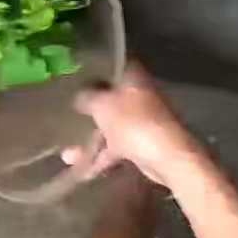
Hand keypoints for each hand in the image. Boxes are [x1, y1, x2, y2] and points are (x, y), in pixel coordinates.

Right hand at [61, 63, 213, 186]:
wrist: (168, 159)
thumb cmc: (133, 123)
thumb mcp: (100, 105)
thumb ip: (87, 97)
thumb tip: (79, 95)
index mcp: (134, 80)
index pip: (116, 66)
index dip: (98, 69)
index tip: (79, 76)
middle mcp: (141, 96)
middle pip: (112, 98)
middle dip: (91, 110)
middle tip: (71, 114)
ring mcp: (145, 122)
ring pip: (113, 127)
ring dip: (92, 140)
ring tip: (68, 156)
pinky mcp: (146, 145)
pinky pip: (119, 148)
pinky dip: (103, 158)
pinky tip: (84, 171)